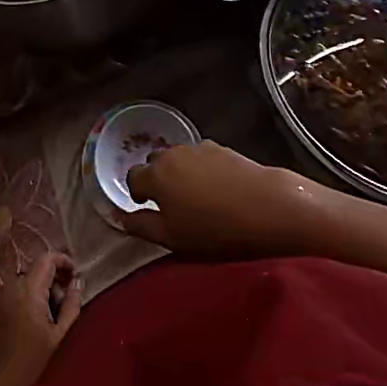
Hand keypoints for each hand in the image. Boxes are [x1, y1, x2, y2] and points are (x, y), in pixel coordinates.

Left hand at [0, 253, 82, 385]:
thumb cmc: (31, 364)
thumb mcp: (58, 335)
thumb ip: (71, 304)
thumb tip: (78, 281)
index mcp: (27, 290)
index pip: (46, 258)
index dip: (63, 261)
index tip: (73, 275)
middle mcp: (8, 288)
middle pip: (34, 270)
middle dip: (51, 279)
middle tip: (62, 301)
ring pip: (22, 282)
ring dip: (36, 289)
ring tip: (46, 314)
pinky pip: (9, 294)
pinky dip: (21, 299)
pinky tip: (27, 322)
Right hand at [122, 141, 331, 257]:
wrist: (266, 207)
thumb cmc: (213, 230)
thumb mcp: (171, 238)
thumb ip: (141, 226)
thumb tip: (120, 217)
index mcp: (155, 174)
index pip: (133, 176)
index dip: (137, 192)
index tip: (147, 208)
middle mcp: (173, 154)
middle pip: (155, 161)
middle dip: (157, 178)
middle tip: (170, 202)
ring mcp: (200, 147)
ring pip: (179, 158)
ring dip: (180, 171)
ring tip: (195, 196)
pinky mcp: (223, 148)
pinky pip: (201, 157)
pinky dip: (201, 168)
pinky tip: (216, 188)